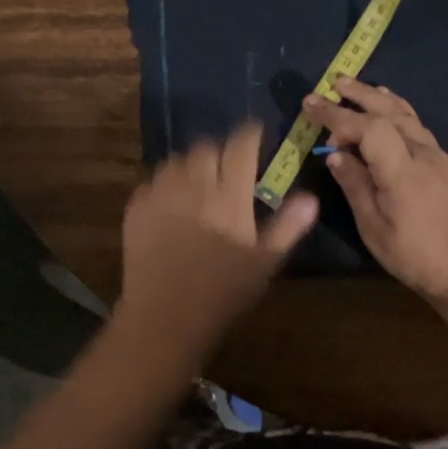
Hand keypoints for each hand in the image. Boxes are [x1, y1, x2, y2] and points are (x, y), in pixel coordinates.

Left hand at [118, 123, 318, 345]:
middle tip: (226, 166)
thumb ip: (288, 226)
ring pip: (176, 161)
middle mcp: (193, 186)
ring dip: (189, 166)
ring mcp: (160, 195)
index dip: (249, 134)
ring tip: (197, 183)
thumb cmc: (222, 293)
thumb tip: (311, 198)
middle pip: (205, 147)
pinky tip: (171, 204)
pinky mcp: (136, 209)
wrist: (165, 316)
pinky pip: (151, 182)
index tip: (255, 133)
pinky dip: (164, 185)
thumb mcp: (263, 264)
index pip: (240, 147)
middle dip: (218, 150)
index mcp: (228, 196)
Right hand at [305, 76, 447, 301]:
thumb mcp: (373, 227)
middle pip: (390, 113)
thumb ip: (354, 185)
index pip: (369, 130)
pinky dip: (396, 110)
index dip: (338, 116)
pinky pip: (416, 125)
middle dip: (358, 96)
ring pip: (406, 115)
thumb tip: (335, 154)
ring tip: (355, 87)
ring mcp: (438, 157)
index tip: (311, 106)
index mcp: (403, 173)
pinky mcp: (443, 163)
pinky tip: (386, 108)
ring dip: (378, 98)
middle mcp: (424, 155)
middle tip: (332, 82)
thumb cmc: (412, 255)